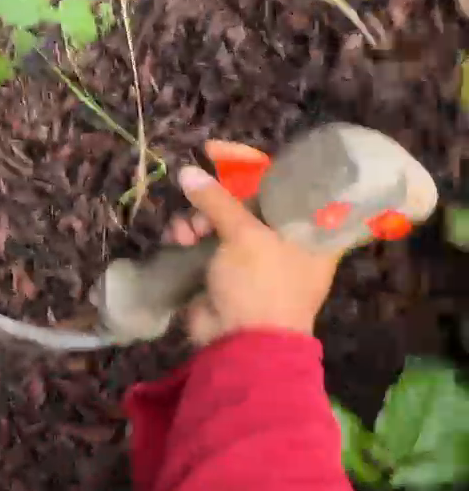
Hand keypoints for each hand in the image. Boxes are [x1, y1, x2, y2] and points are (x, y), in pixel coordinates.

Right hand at [167, 141, 339, 345]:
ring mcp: (255, 251)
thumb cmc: (262, 285)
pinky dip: (189, 234)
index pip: (286, 179)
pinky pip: (204, 237)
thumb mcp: (244, 238)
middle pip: (245, 197)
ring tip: (185, 232)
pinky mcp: (226, 265)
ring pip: (218, 216)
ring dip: (195, 218)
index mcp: (311, 227)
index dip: (250, 161)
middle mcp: (287, 235)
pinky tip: (179, 241)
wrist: (244, 340)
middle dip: (213, 195)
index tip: (213, 149)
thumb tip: (186, 172)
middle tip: (192, 194)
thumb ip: (217, 203)